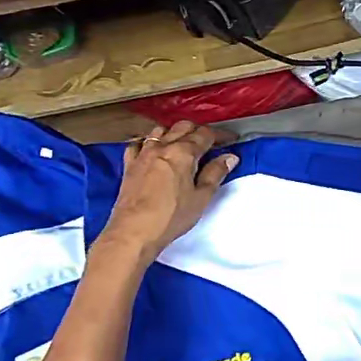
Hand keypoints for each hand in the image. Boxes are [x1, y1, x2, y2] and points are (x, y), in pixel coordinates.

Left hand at [98, 121, 238, 259]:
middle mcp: (162, 147)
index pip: (205, 134)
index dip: (221, 135)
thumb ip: (216, 173)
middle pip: (183, 127)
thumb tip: (229, 157)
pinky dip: (149, 141)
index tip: (231, 139)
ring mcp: (142, 154)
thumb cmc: (171, 216)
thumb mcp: (202, 196)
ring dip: (175, 132)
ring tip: (184, 144)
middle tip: (210, 142)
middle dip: (199, 131)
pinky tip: (153, 149)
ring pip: (160, 131)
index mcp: (183, 152)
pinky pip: (138, 143)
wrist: (133, 232)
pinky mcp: (129, 165)